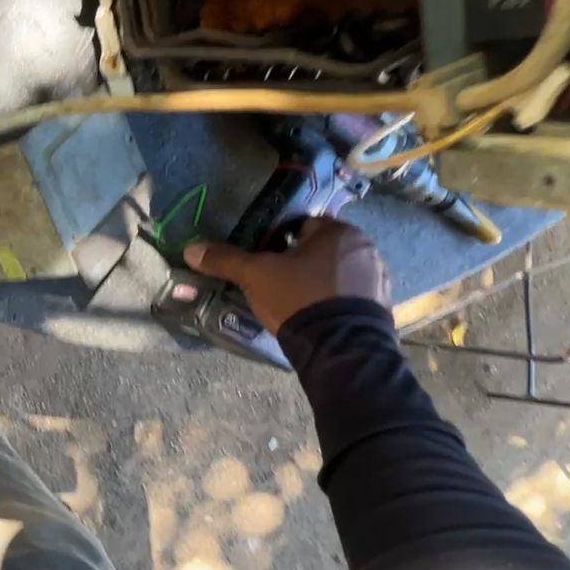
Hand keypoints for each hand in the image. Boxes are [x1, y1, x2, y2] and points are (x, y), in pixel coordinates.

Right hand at [184, 218, 389, 333]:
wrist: (340, 345)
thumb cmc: (298, 297)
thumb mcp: (255, 276)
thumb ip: (225, 260)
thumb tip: (191, 250)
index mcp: (337, 232)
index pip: (300, 223)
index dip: (275, 238)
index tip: (259, 257)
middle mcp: (364, 247)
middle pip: (317, 247)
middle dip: (295, 259)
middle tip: (269, 279)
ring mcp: (376, 276)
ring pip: (333, 270)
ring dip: (313, 279)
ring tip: (288, 299)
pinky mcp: (378, 303)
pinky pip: (346, 292)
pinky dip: (329, 298)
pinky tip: (309, 312)